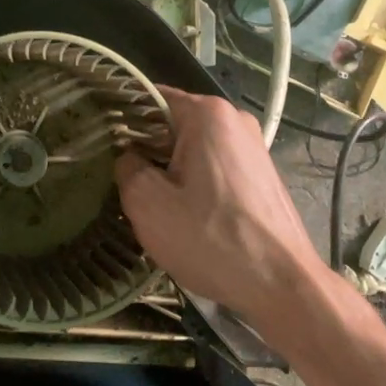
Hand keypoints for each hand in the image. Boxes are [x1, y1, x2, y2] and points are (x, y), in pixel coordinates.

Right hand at [116, 86, 323, 330]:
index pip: (147, 98)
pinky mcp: (262, 176)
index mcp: (207, 113)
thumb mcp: (147, 203)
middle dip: (146, 149)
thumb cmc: (212, 238)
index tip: (100, 144)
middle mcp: (234, 120)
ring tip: (154, 203)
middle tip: (124, 180)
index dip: (120, 119)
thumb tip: (129, 158)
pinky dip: (195, 184)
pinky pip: (214, 168)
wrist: (285, 288)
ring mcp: (253, 148)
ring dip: (170, 170)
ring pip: (192, 149)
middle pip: (171, 124)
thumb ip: (126, 167)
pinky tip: (186, 216)